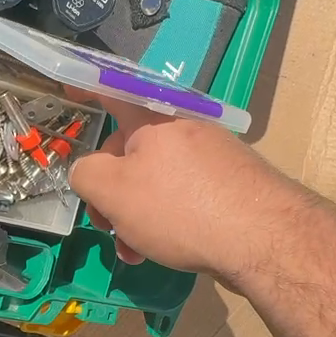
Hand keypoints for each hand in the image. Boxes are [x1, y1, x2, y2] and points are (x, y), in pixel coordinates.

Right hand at [68, 97, 312, 283]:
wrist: (266, 240)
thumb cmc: (179, 208)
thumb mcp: (112, 192)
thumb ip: (85, 174)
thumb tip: (87, 172)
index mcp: (153, 121)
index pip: (113, 91)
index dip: (87, 86)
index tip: (69, 86)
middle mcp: (184, 130)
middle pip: (129, 152)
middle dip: (109, 191)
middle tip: (104, 225)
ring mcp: (212, 158)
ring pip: (155, 182)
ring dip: (135, 216)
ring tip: (135, 250)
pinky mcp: (232, 186)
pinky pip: (183, 197)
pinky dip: (166, 221)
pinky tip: (164, 250)